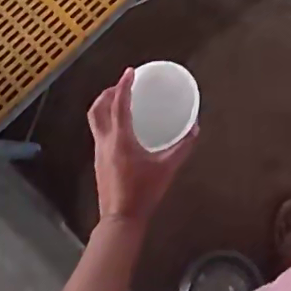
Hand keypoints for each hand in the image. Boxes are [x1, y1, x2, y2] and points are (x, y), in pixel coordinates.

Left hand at [89, 68, 196, 225]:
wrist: (121, 219)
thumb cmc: (143, 192)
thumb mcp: (167, 168)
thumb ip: (182, 147)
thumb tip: (194, 129)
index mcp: (120, 139)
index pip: (118, 105)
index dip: (124, 85)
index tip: (130, 72)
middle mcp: (105, 141)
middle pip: (98, 109)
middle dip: (108, 93)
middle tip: (122, 84)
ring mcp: (99, 152)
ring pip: (95, 120)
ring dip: (105, 105)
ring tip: (119, 100)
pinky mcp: (99, 161)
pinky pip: (100, 131)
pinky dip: (107, 120)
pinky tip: (121, 125)